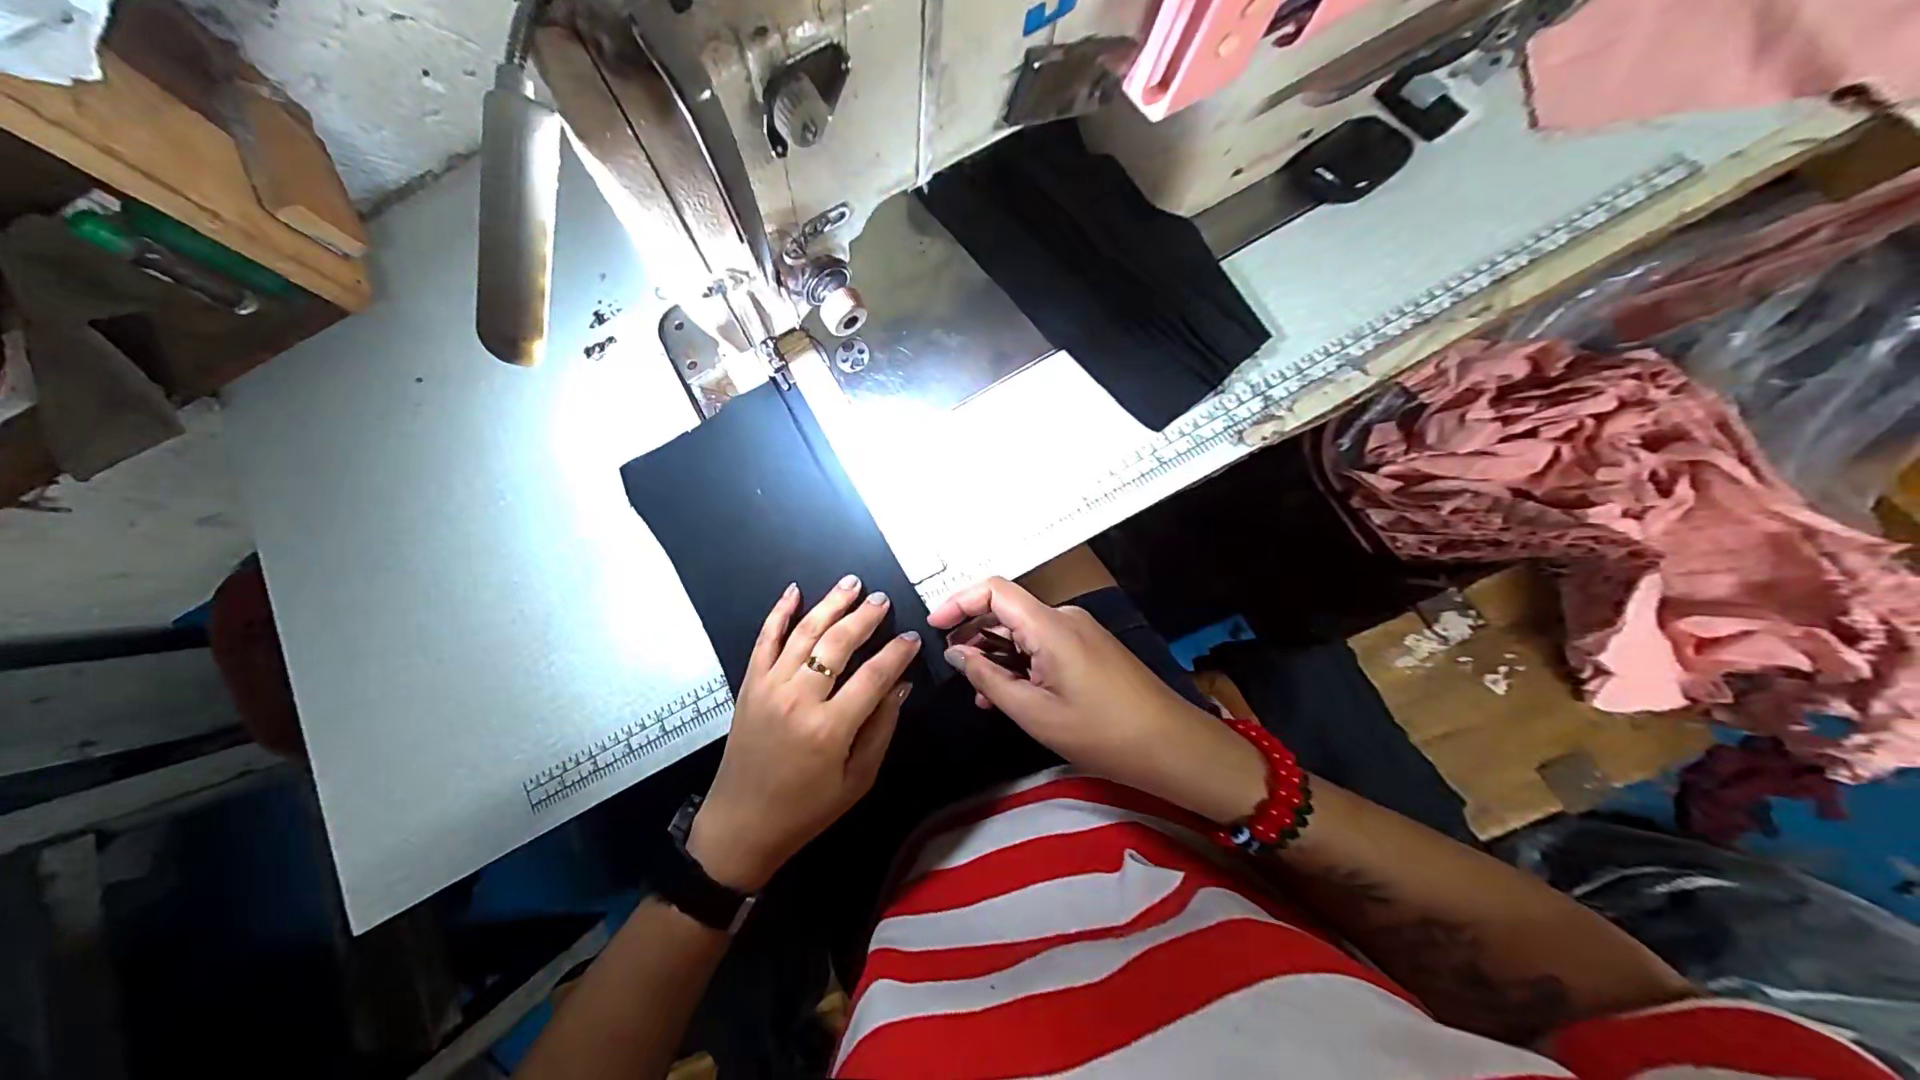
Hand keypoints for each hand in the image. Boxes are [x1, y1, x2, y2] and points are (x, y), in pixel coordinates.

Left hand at [688, 575, 922, 890]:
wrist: (741, 824)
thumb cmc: (806, 809)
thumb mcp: (857, 780)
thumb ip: (881, 729)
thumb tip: (900, 686)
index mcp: (830, 728)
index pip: (873, 675)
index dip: (897, 654)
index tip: (912, 639)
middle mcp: (798, 699)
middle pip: (837, 643)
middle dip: (865, 617)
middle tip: (882, 600)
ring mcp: (769, 687)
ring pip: (803, 632)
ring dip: (829, 604)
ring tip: (851, 584)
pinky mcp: (749, 684)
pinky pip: (764, 639)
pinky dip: (779, 613)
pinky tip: (794, 592)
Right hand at [928, 578, 1264, 824]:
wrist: (1171, 746)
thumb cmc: (1102, 732)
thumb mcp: (1033, 711)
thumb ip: (988, 678)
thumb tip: (956, 654)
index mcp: (1050, 625)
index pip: (994, 589)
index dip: (958, 602)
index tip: (935, 627)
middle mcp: (1064, 618)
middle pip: (1007, 612)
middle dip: (975, 637)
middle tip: (956, 672)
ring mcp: (1080, 632)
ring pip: (1024, 632)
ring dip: (998, 657)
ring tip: (982, 693)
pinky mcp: (1089, 649)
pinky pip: (1044, 645)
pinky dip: (1022, 664)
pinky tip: (1010, 694)